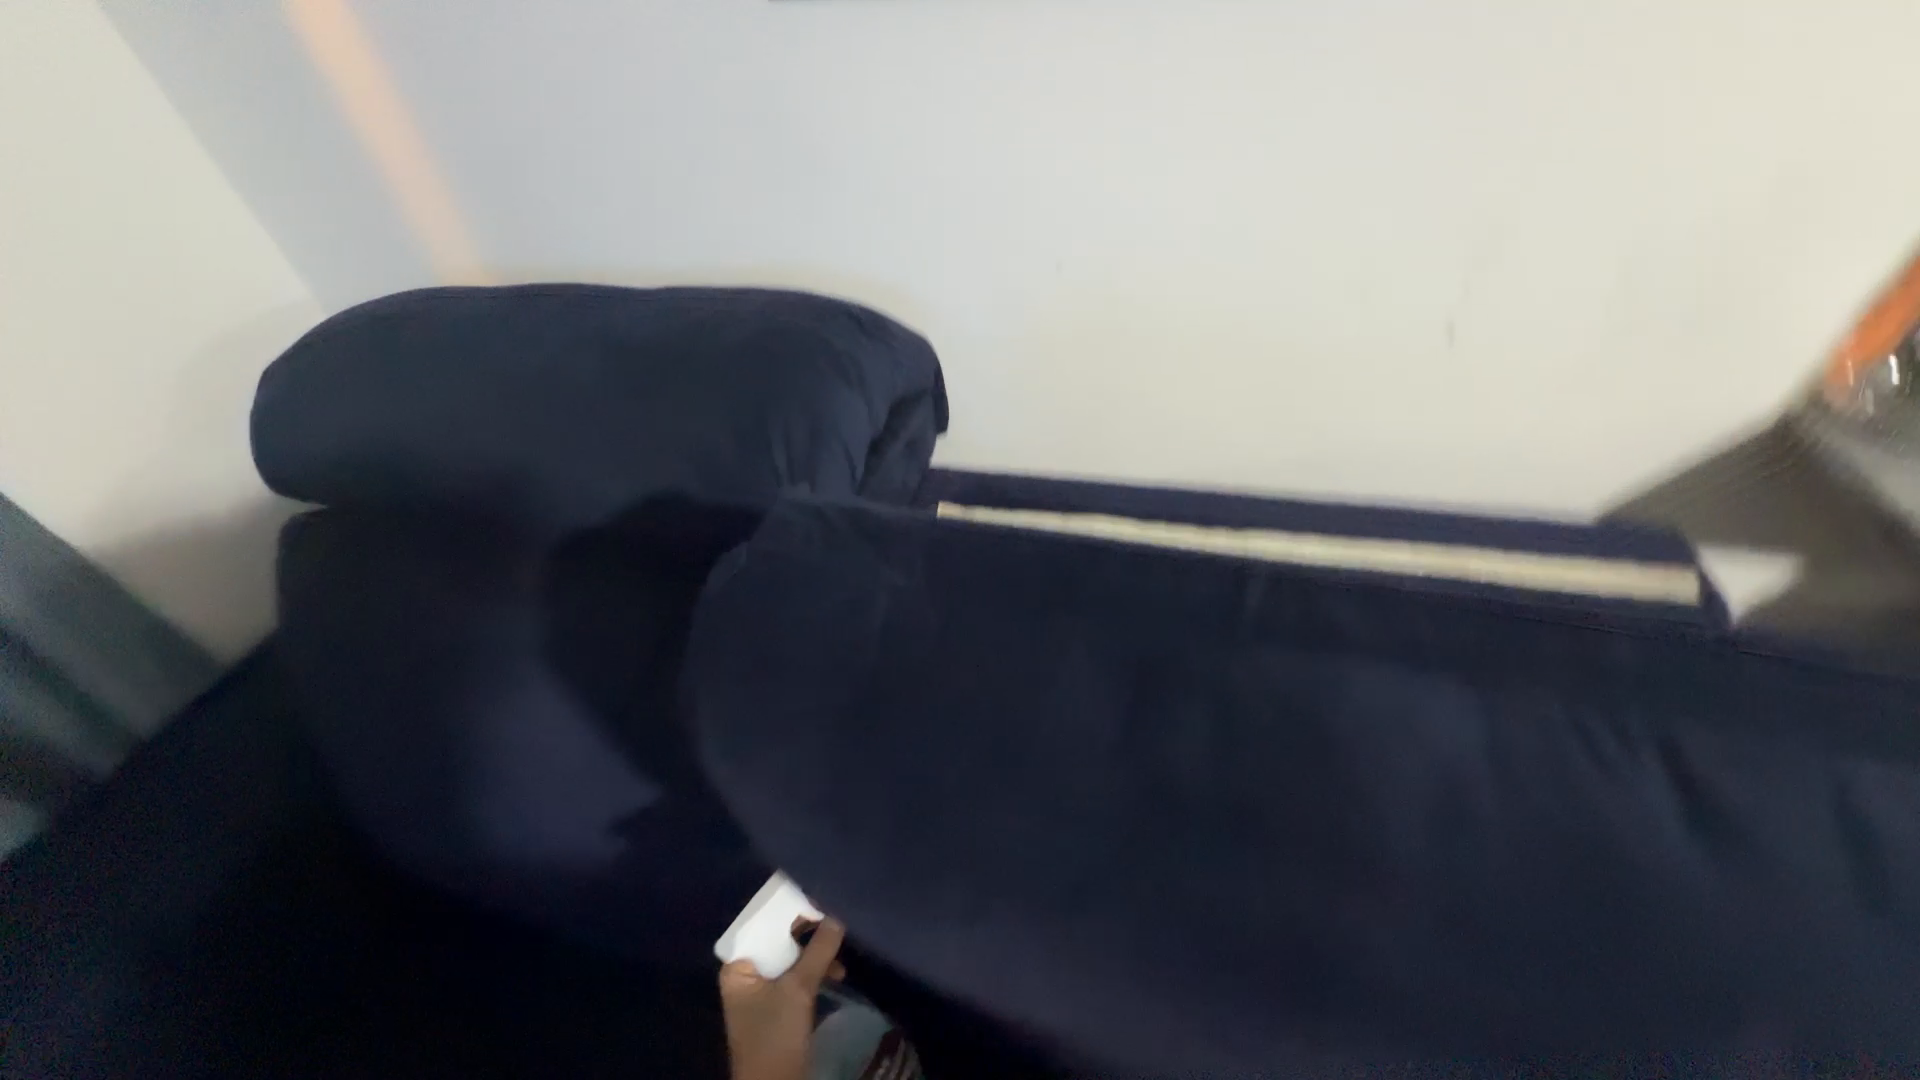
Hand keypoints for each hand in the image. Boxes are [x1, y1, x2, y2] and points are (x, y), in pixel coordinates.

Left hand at [719, 916, 846, 1079]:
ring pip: (791, 957)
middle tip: (833, 921)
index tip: (816, 898)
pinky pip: (796, 975)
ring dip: (815, 953)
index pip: (761, 924)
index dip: (788, 910)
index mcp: (738, 966)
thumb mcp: (798, 990)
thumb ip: (818, 950)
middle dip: (806, 933)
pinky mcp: (777, 1005)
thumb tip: (837, 915)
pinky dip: (815, 971)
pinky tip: (836, 972)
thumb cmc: (775, 1036)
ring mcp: (761, 991)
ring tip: (839, 954)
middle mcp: (746, 974)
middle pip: (777, 939)